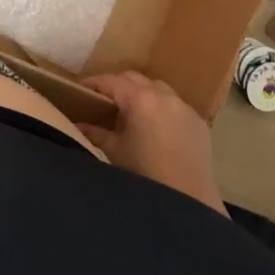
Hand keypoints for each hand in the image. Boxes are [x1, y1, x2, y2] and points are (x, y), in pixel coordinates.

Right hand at [78, 71, 225, 215]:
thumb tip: (77, 125)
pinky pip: (174, 104)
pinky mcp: (197, 121)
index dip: (93, 83)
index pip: (111, 81)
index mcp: (140, 100)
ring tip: (129, 111)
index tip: (80, 89)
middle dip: (116, 85)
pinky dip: (160, 107)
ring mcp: (184, 107)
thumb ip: (94, 133)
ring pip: (157, 87)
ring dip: (141, 92)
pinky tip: (153, 127)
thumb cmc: (144, 172)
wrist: (187, 196)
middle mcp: (164, 96)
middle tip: (102, 100)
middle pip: (135, 78)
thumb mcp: (114, 151)